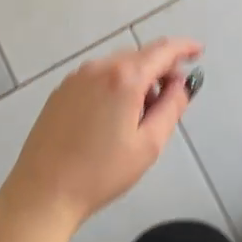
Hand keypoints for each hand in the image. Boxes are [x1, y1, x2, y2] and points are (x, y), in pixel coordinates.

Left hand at [0, 38, 203, 229]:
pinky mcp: (61, 92)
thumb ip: (171, 107)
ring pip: (118, 67)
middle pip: (140, 56)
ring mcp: (76, 78)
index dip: (184, 48)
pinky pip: (98, 78)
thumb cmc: (101, 173)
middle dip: (160, 70)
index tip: (199, 51)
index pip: (162, 50)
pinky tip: (113, 118)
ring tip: (140, 117)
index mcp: (124, 77)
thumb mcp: (148, 144)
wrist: (42, 194)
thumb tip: (181, 83)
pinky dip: (115, 86)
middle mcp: (99, 68)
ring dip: (137, 80)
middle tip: (171, 99)